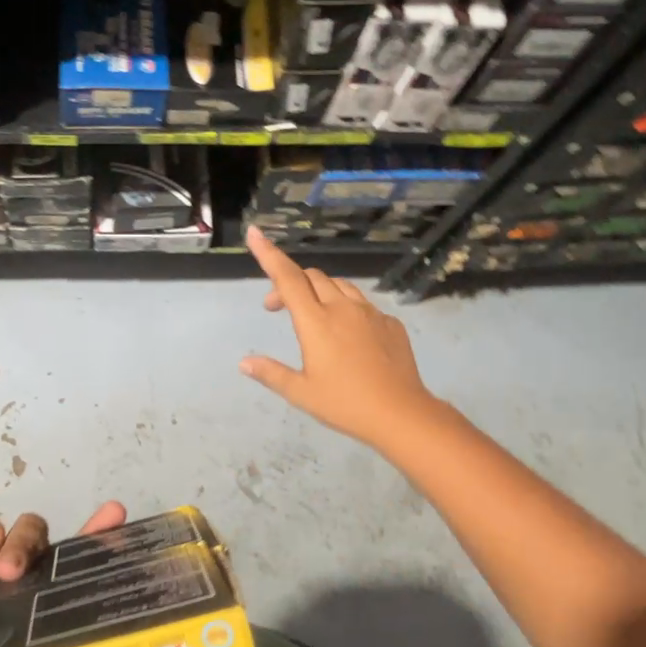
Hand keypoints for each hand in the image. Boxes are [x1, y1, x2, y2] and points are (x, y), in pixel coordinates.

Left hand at [0, 501, 128, 639]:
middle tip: (3, 575)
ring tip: (29, 565)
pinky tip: (115, 515)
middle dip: (3, 546)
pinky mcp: (73, 590)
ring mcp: (39, 575)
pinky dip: (99, 534)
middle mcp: (2, 570)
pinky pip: (88, 557)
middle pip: (4, 534)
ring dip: (35, 541)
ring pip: (41, 538)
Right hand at [241, 226, 440, 447]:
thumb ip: (271, 374)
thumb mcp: (301, 393)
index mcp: (316, 322)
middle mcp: (342, 308)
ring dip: (319, 291)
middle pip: (312, 277)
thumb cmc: (345, 403)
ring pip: (339, 286)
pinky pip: (363, 305)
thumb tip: (244, 363)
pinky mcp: (390, 324)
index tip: (254, 233)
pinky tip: (347, 336)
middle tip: (275, 308)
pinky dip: (346, 308)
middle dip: (289, 283)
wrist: (401, 413)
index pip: (287, 278)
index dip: (268, 254)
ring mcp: (370, 313)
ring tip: (311, 317)